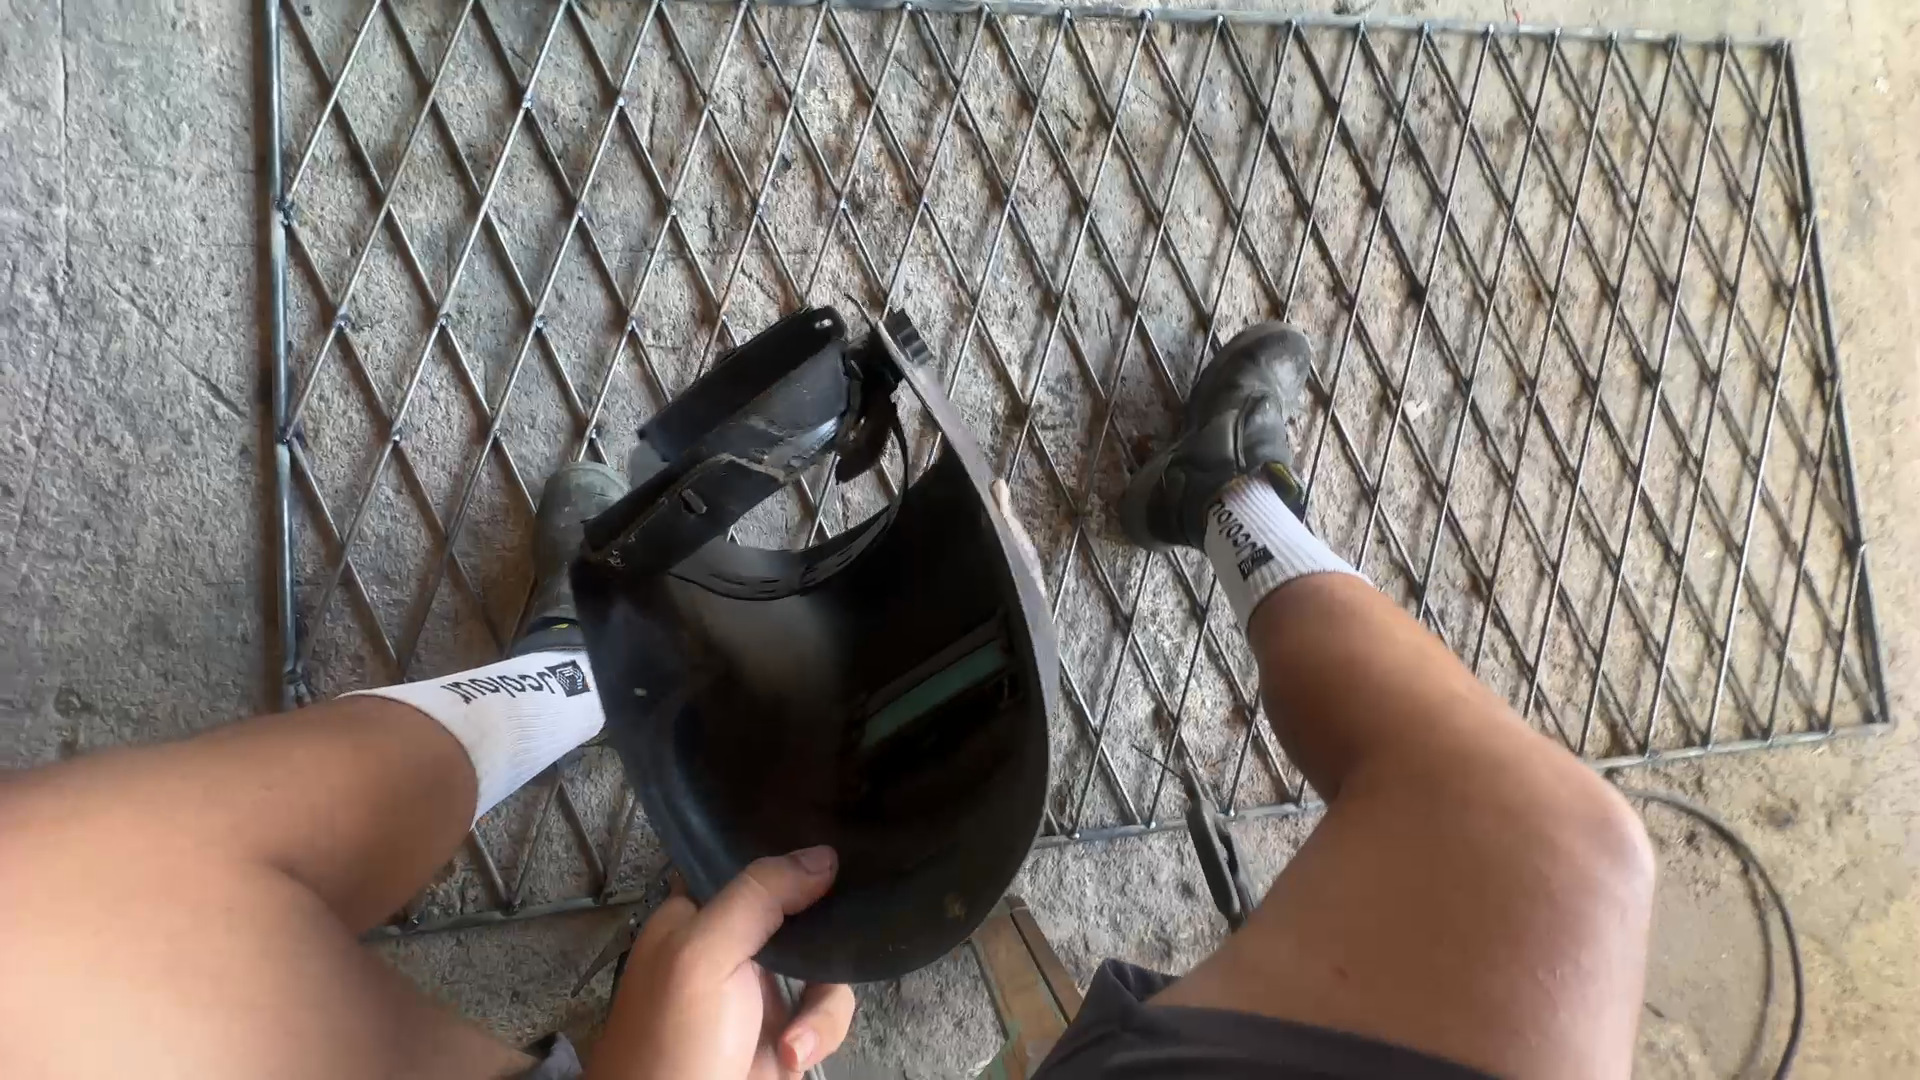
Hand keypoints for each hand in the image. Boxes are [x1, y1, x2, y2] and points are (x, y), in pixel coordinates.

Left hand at [587, 847, 855, 1078]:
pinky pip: (828, 1010)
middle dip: (825, 926)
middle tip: (844, 929)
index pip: (746, 860)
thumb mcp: (704, 955)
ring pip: (824, 961)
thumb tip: (826, 853)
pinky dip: (823, 1030)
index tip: (831, 842)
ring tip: (799, 1038)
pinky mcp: (786, 1034)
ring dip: (824, 998)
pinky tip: (796, 1055)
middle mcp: (731, 945)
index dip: (787, 849)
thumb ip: (760, 895)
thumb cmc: (673, 1042)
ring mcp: (760, 993)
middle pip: (799, 907)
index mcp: (696, 915)